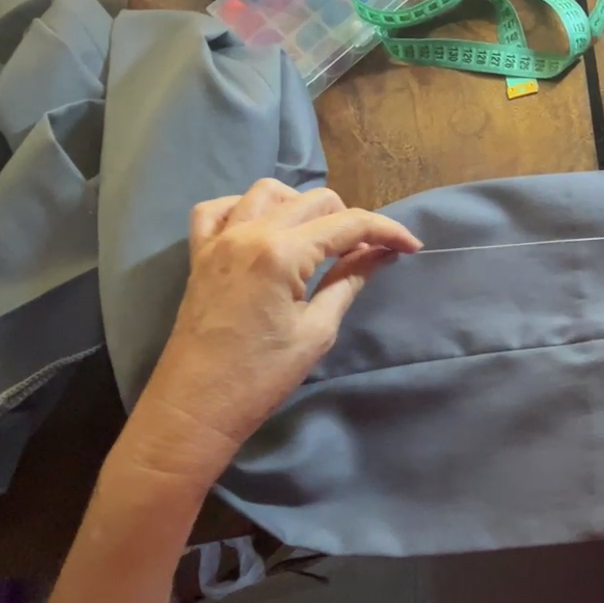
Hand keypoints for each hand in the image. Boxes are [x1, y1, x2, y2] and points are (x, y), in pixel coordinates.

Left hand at [119, 180, 421, 486]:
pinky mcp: (199, 254)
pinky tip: (265, 229)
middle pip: (315, 200)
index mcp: (282, 253)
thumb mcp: (317, 330)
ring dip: (302, 206)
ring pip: (269, 192)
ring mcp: (219, 240)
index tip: (410, 246)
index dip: (387, 231)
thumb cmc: (260, 377)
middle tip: (366, 255)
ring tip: (318, 239)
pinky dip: (246, 208)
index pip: (349, 223)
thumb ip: (349, 281)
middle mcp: (249, 233)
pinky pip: (219, 209)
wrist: (193, 410)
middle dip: (350, 221)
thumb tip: (382, 254)